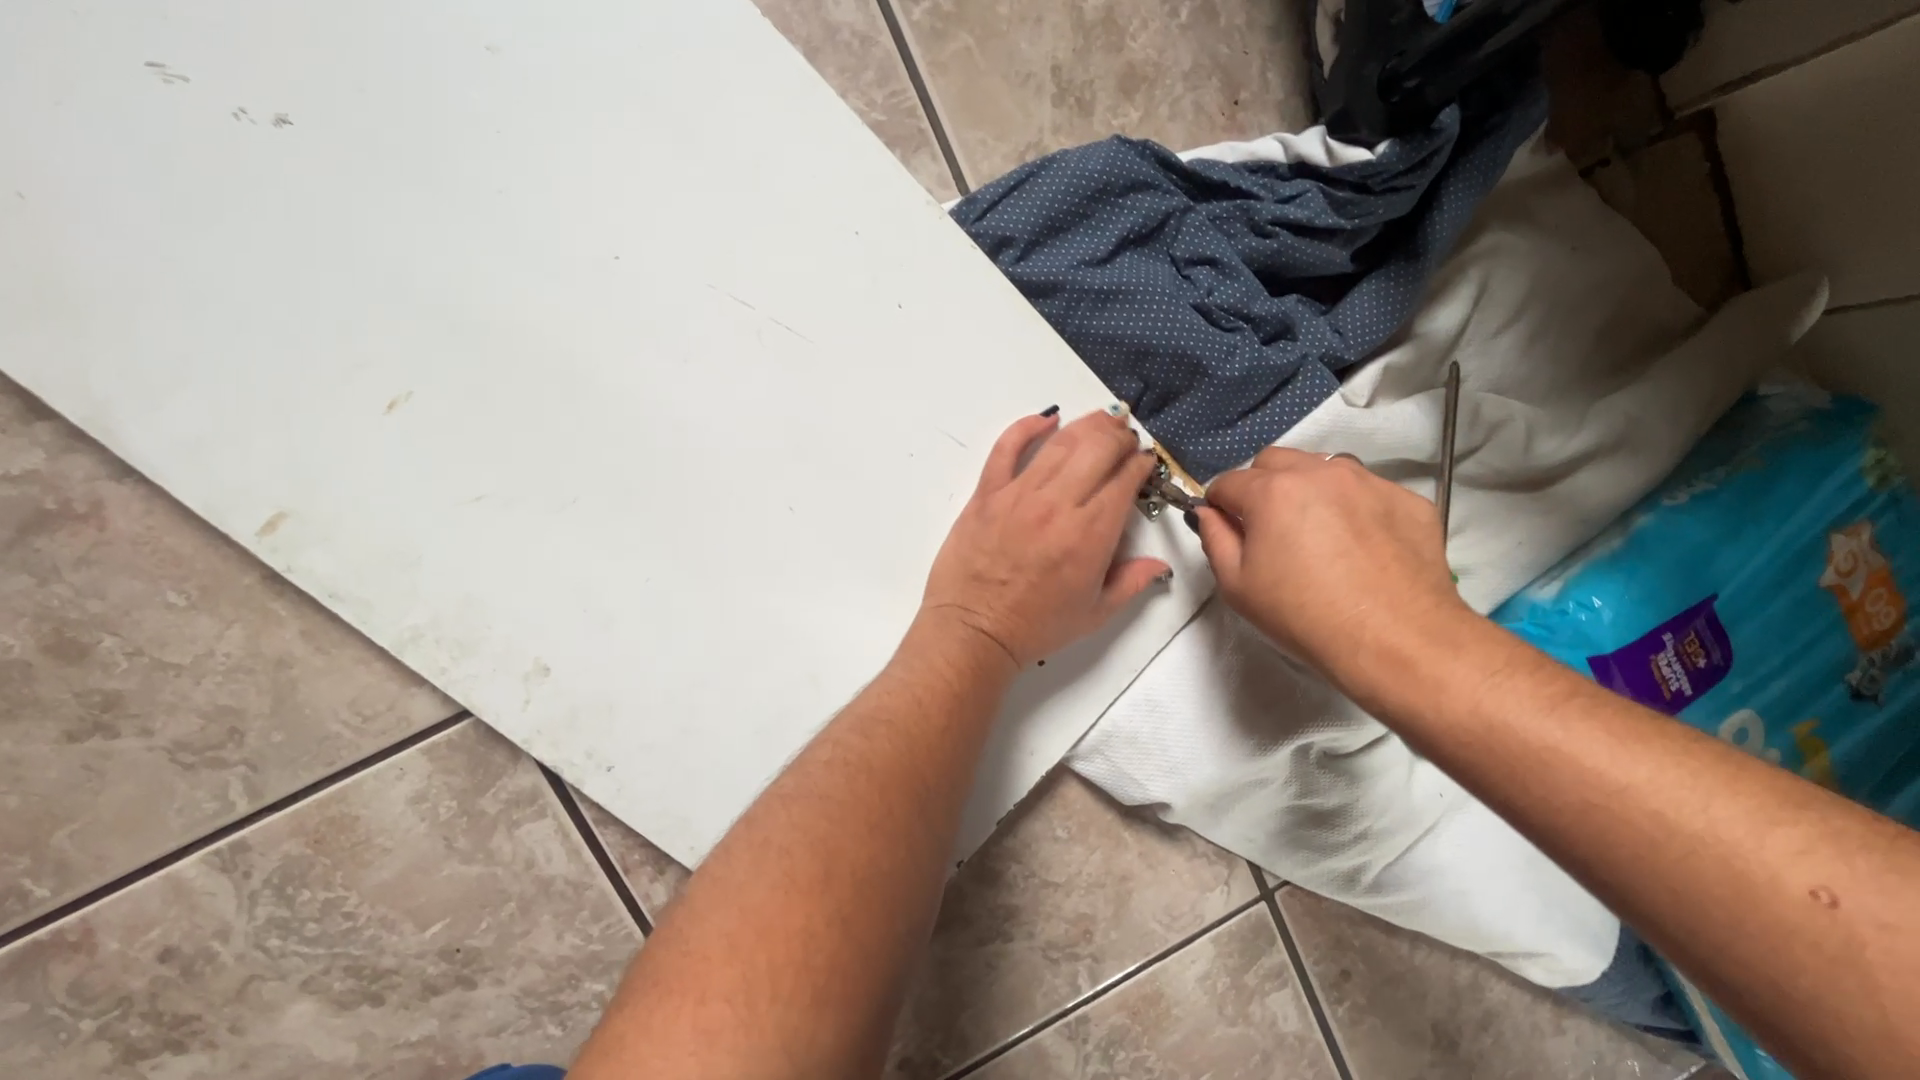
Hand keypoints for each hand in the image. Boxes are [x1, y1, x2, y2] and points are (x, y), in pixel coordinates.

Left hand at [920, 409, 1170, 669]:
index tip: (1146, 462)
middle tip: (1126, 438)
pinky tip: (1045, 419)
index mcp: (1090, 534)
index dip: (1141, 464)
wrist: (973, 630)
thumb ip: (1131, 583)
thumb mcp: (1094, 614)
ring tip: (1102, 419)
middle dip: (1120, 437)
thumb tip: (1160, 564)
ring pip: (1060, 443)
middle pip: (1098, 449)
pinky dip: (1026, 428)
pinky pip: (1006, 448)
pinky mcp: (986, 493)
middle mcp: (1058, 505)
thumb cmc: (1035, 627)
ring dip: (1087, 425)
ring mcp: (1019, 494)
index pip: (1125, 479)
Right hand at [1192, 448, 1470, 698]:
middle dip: (1261, 485)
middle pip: (1275, 461)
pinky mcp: (1408, 499)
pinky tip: (1360, 546)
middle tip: (1269, 528)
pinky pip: (1368, 490)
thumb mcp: (1237, 586)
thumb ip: (1214, 539)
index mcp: (1272, 491)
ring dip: (1309, 488)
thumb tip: (1208, 513)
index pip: (1229, 482)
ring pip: (1324, 467)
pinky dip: (1354, 507)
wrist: (1395, 639)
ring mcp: (1369, 482)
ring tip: (1317, 532)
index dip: (1220, 504)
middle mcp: (1320, 472)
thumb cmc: (1304, 616)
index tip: (1226, 528)